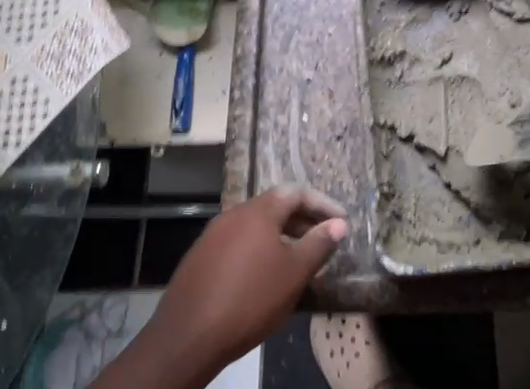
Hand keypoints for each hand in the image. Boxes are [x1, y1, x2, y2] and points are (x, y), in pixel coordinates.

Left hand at [130, 185, 348, 384]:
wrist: (188, 336)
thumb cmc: (250, 299)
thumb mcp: (294, 274)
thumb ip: (318, 245)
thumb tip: (338, 224)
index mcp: (257, 212)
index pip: (296, 192)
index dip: (322, 204)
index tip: (341, 221)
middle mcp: (233, 214)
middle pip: (274, 207)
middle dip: (303, 221)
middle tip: (324, 240)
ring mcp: (213, 235)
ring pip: (255, 227)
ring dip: (281, 237)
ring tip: (299, 261)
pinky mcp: (200, 258)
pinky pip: (238, 244)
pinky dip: (259, 251)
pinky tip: (266, 276)